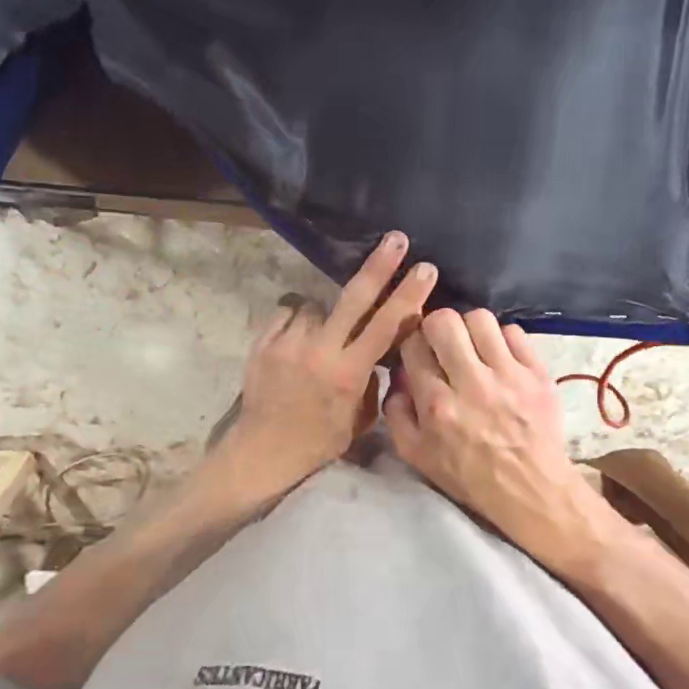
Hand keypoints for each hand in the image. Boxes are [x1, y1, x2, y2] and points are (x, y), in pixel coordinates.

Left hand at [213, 231, 437, 503]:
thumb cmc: (318, 440)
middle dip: (379, 265)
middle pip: (354, 297)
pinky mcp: (264, 341)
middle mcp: (320, 349)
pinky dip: (297, 322)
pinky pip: (289, 314)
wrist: (263, 449)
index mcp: (348, 372)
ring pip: (316, 306)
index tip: (425, 268)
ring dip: (325, 317)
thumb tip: (379, 350)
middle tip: (395, 239)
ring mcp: (289, 342)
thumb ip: (371, 381)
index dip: (409, 295)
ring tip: (320, 341)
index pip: (385, 325)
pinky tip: (298, 341)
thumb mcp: (359, 418)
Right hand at [384, 308, 617, 575]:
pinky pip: (514, 332)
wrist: (531, 491)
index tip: (418, 352)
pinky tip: (499, 357)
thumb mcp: (417, 456)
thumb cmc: (469, 476)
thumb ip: (397, 414)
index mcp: (436, 404)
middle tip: (442, 342)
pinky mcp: (537, 373)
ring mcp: (507, 375)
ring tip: (472, 346)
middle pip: (443, 321)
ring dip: (470, 328)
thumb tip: (396, 378)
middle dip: (436, 325)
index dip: (411, 342)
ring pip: (480, 318)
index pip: (413, 345)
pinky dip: (502, 339)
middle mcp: (470, 383)